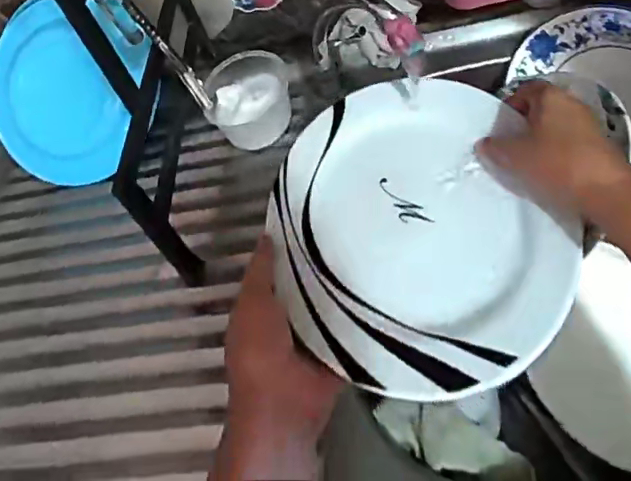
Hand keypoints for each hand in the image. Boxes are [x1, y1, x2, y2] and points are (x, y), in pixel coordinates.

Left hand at [212, 236, 343, 479]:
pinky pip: (350, 334)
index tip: (311, 222)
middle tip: (346, 237)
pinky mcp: (337, 357)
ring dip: (340, 292)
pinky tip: (377, 295)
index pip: (276, 270)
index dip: (289, 248)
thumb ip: (261, 269)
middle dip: (319, 268)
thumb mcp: (253, 300)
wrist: (284, 407)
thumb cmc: (259, 348)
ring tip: (365, 259)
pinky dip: (360, 321)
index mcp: (260, 306)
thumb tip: (267, 234)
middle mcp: (286, 320)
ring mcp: (312, 340)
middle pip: (304, 287)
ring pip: (327, 307)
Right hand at [477, 80, 630, 221]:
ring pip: (557, 130)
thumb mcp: (513, 156)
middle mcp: (573, 104)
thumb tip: (486, 144)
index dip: (508, 109)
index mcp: (550, 95)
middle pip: (540, 111)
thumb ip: (494, 146)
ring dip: (544, 143)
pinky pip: (573, 147)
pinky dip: (562, 157)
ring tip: (531, 165)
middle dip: (525, 127)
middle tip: (512, 147)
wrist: (612, 197)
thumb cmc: (558, 164)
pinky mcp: (604, 149)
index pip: (522, 91)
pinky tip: (554, 176)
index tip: (501, 129)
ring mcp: (592, 126)